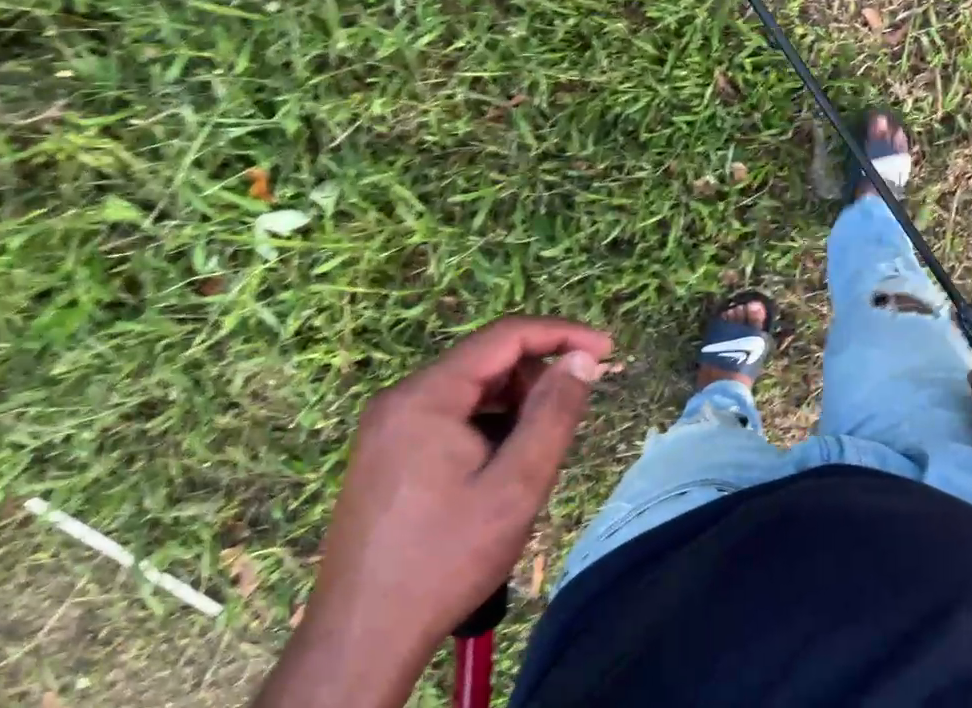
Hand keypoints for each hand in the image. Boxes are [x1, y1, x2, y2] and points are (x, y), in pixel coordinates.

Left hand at [302, 316, 610, 662]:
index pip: (505, 337)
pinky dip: (490, 427)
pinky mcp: (386, 456)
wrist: (363, 637)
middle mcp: (399, 401)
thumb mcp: (517, 484)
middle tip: (570, 420)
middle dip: (538, 377)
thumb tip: (581, 359)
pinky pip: (451, 418)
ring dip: (516, 406)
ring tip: (536, 455)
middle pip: (486, 362)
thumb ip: (555, 413)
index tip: (608, 352)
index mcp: (425, 398)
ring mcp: (387, 430)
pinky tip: (502, 470)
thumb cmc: (446, 556)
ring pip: (471, 391)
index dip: (563, 334)